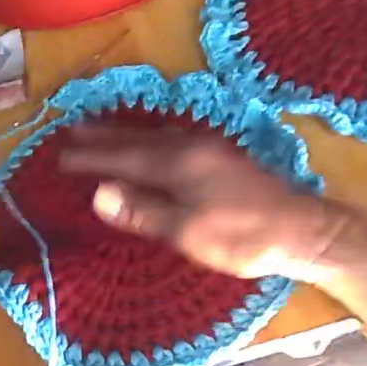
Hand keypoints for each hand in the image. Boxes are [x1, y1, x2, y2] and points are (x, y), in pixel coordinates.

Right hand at [60, 126, 351, 281]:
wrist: (305, 231)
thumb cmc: (241, 237)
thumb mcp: (186, 231)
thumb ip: (142, 211)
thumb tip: (99, 193)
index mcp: (177, 164)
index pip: (122, 158)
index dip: (91, 158)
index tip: (61, 156)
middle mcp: (190, 147)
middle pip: (137, 139)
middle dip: (104, 136)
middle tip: (73, 129)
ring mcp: (209, 149)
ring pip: (156, 135)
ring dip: (126, 133)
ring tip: (101, 128)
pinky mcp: (222, 157)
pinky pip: (173, 138)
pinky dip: (150, 137)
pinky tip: (152, 140)